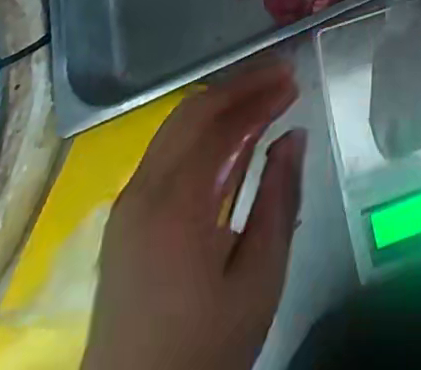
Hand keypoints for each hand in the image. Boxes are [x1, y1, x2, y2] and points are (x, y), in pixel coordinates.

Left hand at [83, 59, 305, 369]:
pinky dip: (202, 134)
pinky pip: (166, 155)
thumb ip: (279, 200)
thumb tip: (294, 136)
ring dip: (219, 106)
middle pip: (190, 114)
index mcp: (174, 202)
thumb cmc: (205, 345)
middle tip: (281, 77)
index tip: (293, 79)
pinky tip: (232, 139)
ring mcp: (128, 203)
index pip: (218, 123)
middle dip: (238, 87)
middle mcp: (142, 190)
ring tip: (264, 98)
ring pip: (174, 130)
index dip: (257, 94)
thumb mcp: (258, 279)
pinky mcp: (126, 219)